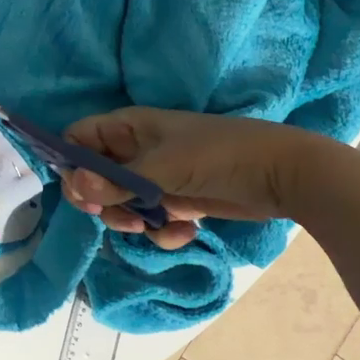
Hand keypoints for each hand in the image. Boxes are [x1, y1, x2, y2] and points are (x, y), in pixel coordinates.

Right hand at [58, 106, 354, 249]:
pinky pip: (151, 219)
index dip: (71, 165)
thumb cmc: (219, 155)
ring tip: (152, 228)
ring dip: (129, 221)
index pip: (77, 140)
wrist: (288, 175)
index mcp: (126, 128)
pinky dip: (161, 231)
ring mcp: (156, 177)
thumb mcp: (164, 168)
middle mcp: (134, 150)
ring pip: (120, 202)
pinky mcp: (177, 201)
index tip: (83, 192)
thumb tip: (76, 187)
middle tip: (116, 218)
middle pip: (93, 177)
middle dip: (102, 201)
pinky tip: (186, 232)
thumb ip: (118, 181)